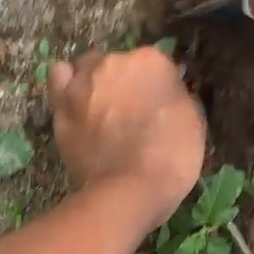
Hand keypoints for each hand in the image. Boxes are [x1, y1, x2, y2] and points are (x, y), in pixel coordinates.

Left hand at [47, 48, 205, 228]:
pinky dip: (65, 84)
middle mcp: (116, 61)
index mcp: (153, 61)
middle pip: (118, 66)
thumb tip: (173, 94)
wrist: (128, 191)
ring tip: (97, 109)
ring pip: (86, 68)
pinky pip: (58, 78)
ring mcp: (85, 83)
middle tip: (126, 119)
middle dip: (122, 87)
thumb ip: (181, 100)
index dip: (155, 90)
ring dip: (93, 83)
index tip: (154, 112)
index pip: (155, 66)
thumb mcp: (194, 125)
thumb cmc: (170, 160)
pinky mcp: (62, 108)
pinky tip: (72, 99)